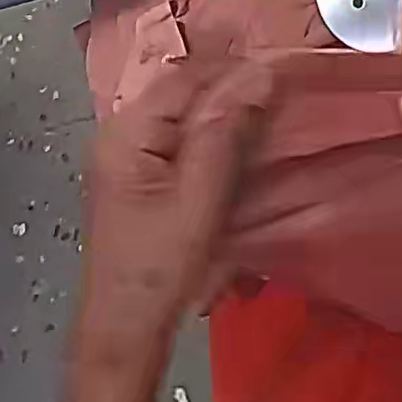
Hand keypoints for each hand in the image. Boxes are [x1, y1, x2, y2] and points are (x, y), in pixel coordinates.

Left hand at [66, 61, 267, 401]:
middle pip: (184, 89)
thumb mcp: (199, 196)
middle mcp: (122, 130)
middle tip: (278, 96)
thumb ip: (227, 131)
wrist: (126, 332)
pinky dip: (214, 130)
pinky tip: (240, 139)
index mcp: (127, 130)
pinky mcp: (143, 170)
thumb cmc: (160, 268)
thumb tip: (260, 74)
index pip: (186, 76)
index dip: (234, 69)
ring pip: (187, 110)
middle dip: (232, 88)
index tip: (278, 75)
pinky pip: (183, 132)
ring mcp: (130, 150)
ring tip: (266, 114)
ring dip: (226, 109)